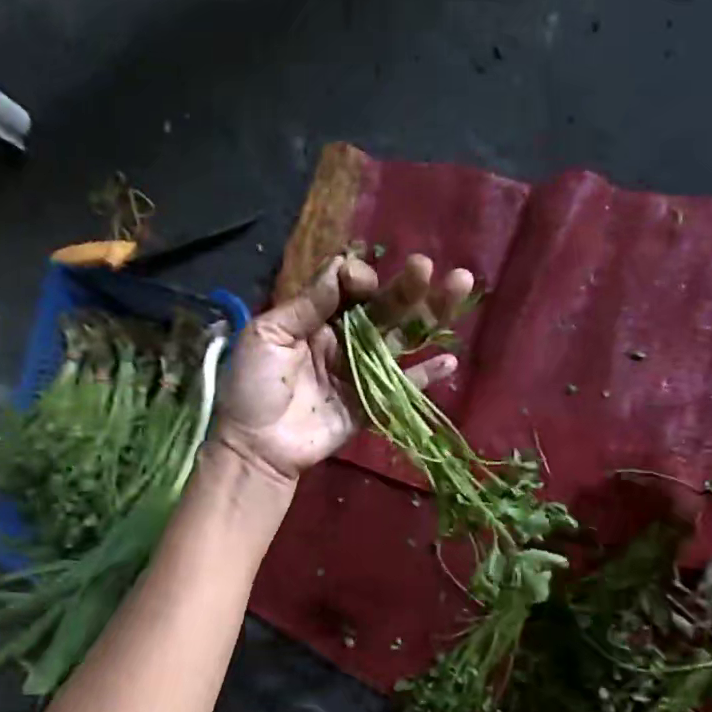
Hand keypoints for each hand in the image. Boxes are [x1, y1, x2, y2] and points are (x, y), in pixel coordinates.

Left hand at [211, 253, 470, 483]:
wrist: (256, 445)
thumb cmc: (253, 385)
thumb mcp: (270, 334)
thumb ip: (308, 304)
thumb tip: (342, 266)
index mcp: (318, 318)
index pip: (351, 288)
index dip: (361, 279)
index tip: (361, 282)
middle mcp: (347, 339)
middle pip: (385, 308)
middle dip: (407, 287)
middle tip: (427, 267)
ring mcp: (364, 370)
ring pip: (403, 338)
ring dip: (430, 316)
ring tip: (458, 289)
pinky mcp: (375, 402)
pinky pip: (406, 384)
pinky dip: (428, 374)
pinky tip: (450, 361)